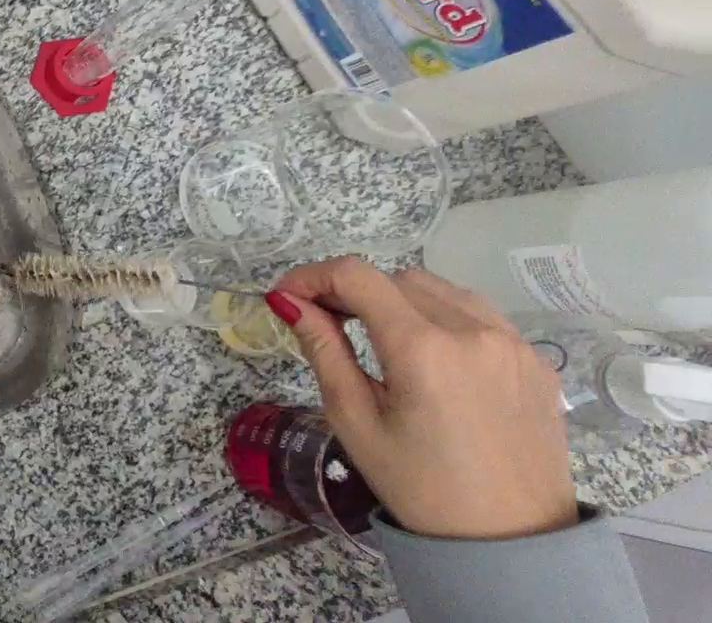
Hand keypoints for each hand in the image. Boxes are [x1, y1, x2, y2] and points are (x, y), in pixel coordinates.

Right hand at [266, 258, 577, 540]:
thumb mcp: (353, 418)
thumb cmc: (419, 484)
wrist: (514, 543)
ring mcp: (513, 344)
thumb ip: (322, 348)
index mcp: (424, 349)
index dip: (311, 277)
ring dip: (393, 296)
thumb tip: (287, 301)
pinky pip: (475, 312)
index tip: (285, 298)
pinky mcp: (535, 360)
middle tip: (320, 318)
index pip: (356, 276)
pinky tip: (422, 347)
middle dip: (348, 289)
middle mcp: (473, 333)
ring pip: (436, 288)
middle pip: (393, 278)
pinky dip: (436, 312)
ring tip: (370, 330)